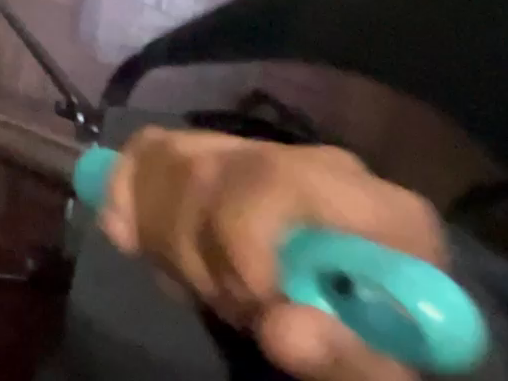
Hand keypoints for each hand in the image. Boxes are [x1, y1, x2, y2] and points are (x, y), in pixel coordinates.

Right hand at [100, 128, 446, 380]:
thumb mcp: (381, 375)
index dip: (238, 236)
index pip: (275, 177)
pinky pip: (148, 149)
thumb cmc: (374, 347)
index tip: (248, 307)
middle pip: (207, 168)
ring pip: (167, 158)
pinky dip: (125, 191)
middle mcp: (313, 162)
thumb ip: (349, 358)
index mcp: (374, 207)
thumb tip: (283, 329)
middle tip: (225, 309)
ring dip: (159, 231)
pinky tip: (129, 236)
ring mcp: (258, 154)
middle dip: (194, 248)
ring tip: (199, 285)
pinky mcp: (215, 157)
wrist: (354, 328)